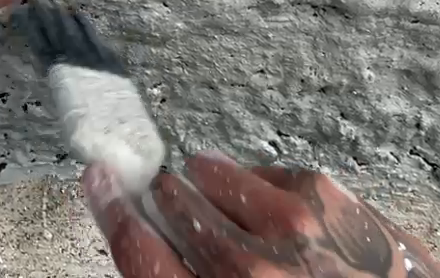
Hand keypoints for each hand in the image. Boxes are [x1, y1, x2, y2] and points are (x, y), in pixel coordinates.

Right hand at [85, 152, 439, 277]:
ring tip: (231, 210)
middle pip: (176, 200)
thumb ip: (188, 274)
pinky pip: (271, 173)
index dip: (114, 210)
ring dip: (213, 188)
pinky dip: (266, 190)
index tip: (101, 180)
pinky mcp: (339, 205)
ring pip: (216, 172)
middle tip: (179, 209)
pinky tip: (282, 218)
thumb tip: (153, 234)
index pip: (141, 252)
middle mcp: (255, 274)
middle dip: (172, 202)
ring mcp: (300, 234)